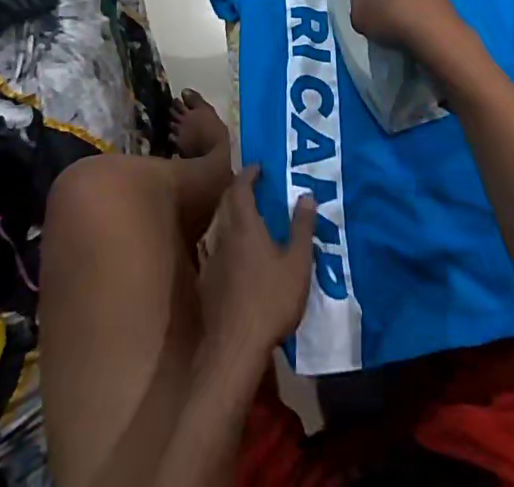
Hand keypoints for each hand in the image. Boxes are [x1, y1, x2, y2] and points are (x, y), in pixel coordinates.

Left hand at [200, 167, 316, 355]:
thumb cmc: (271, 299)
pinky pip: (216, 251)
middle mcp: (223, 237)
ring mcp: (211, 261)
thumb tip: (306, 195)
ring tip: (251, 220)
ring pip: (219, 228)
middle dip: (240, 192)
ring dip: (232, 218)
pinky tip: (238, 257)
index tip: (259, 167)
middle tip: (258, 189)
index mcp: (244, 227)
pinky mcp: (207, 282)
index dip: (248, 175)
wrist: (235, 346)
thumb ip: (302, 228)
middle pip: (226, 205)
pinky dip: (227, 243)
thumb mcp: (298, 263)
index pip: (239, 189)